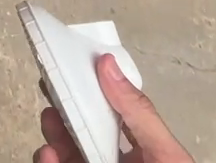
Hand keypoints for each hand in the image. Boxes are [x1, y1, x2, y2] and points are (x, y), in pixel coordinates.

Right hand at [36, 54, 192, 162]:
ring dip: (52, 137)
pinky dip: (48, 160)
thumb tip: (106, 62)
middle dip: (62, 110)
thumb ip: (138, 113)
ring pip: (63, 151)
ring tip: (49, 132)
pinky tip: (49, 157)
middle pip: (81, 129)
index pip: (112, 112)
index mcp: (144, 152)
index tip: (67, 66)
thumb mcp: (166, 156)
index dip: (89, 88)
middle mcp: (117, 162)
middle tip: (51, 97)